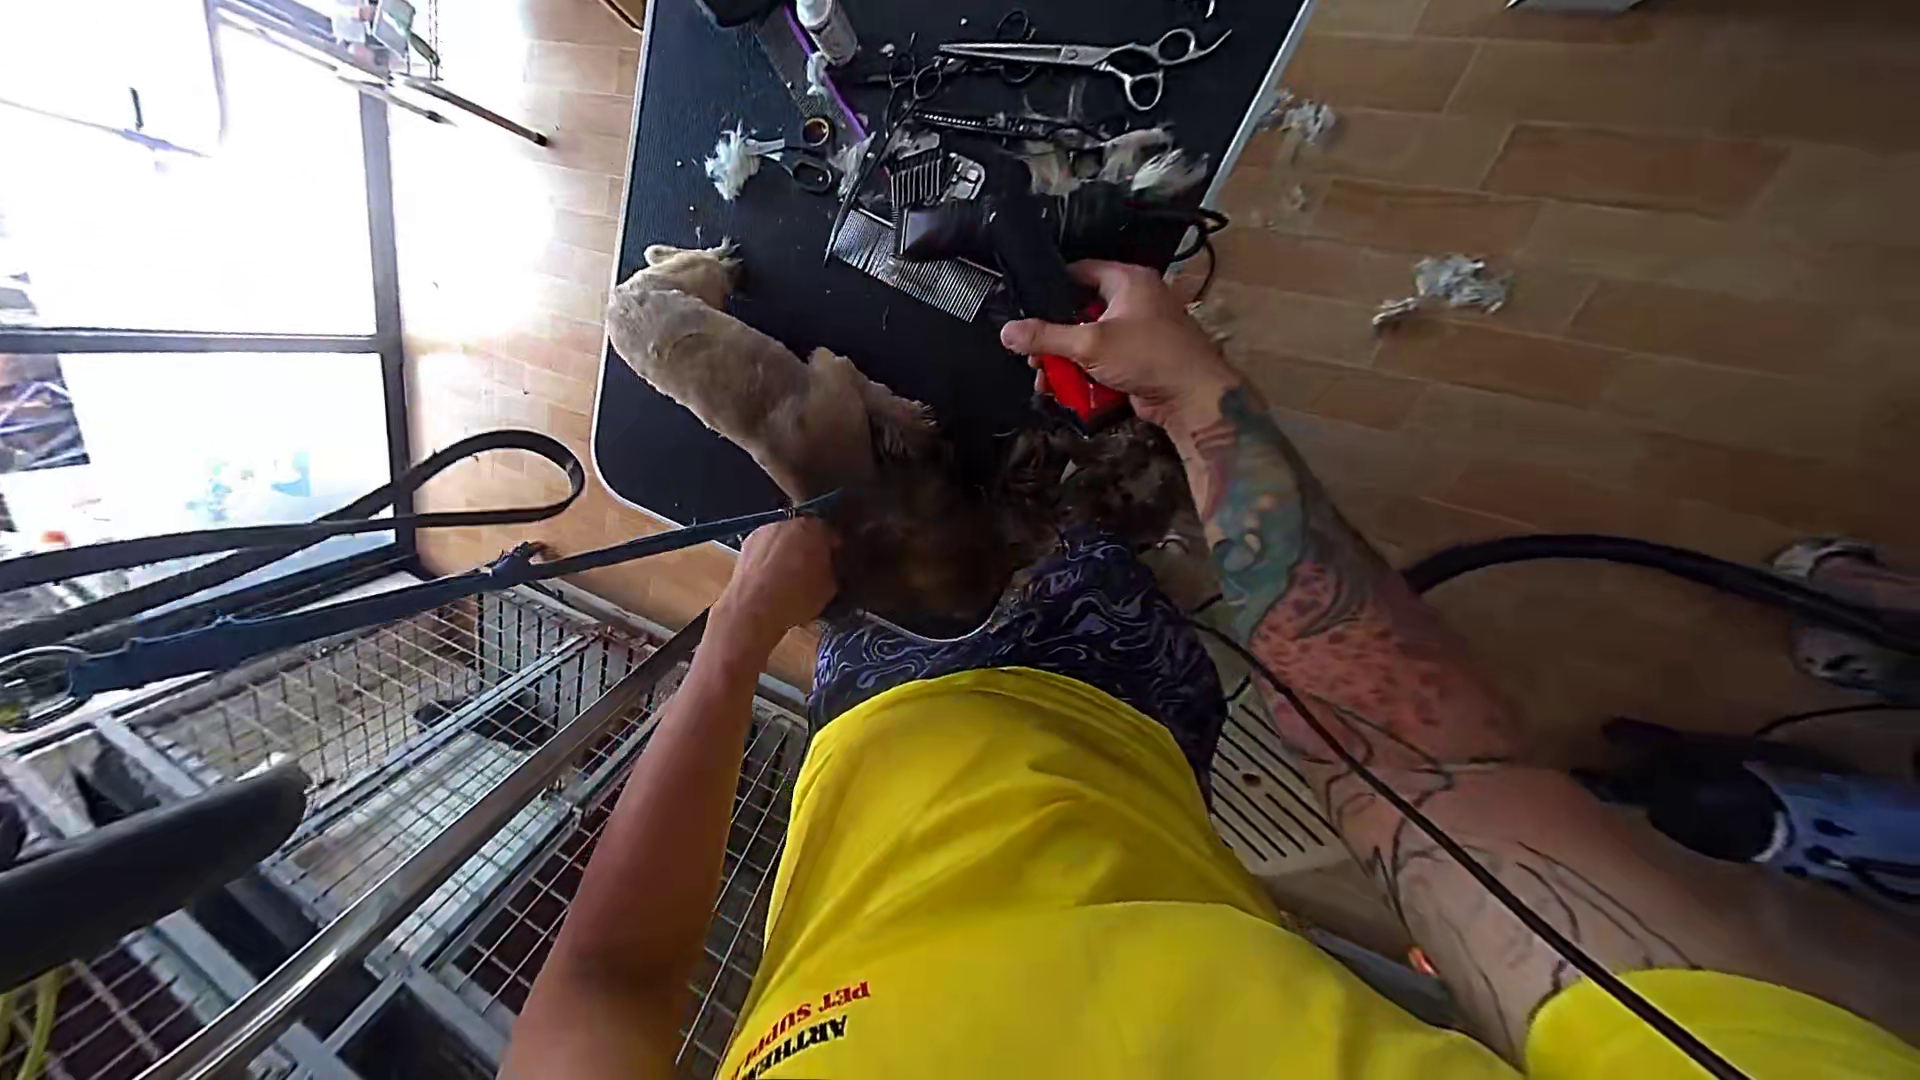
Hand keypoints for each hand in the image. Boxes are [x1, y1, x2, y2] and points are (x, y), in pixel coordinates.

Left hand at [711, 517, 836, 649]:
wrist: (754, 609)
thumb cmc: (795, 597)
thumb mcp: (829, 588)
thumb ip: (832, 570)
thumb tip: (830, 569)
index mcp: (814, 529)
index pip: (831, 534)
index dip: (834, 551)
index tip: (834, 564)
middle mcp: (788, 524)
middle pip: (805, 534)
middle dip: (809, 550)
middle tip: (813, 572)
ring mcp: (765, 533)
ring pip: (783, 541)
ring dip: (788, 554)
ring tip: (789, 579)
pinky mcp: (746, 546)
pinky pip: (766, 550)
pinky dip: (770, 561)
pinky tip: (772, 581)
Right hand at [999, 260, 1242, 433]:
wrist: (1190, 397)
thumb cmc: (1149, 356)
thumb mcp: (1090, 344)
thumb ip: (1046, 337)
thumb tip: (1008, 332)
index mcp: (1127, 281)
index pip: (1079, 272)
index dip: (1051, 289)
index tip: (1028, 309)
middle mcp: (1133, 301)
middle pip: (1079, 314)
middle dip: (1054, 340)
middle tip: (1034, 356)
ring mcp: (1135, 333)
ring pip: (1088, 343)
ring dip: (1065, 363)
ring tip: (1046, 380)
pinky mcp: (1135, 361)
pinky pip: (1100, 363)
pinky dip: (1083, 376)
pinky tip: (1066, 391)